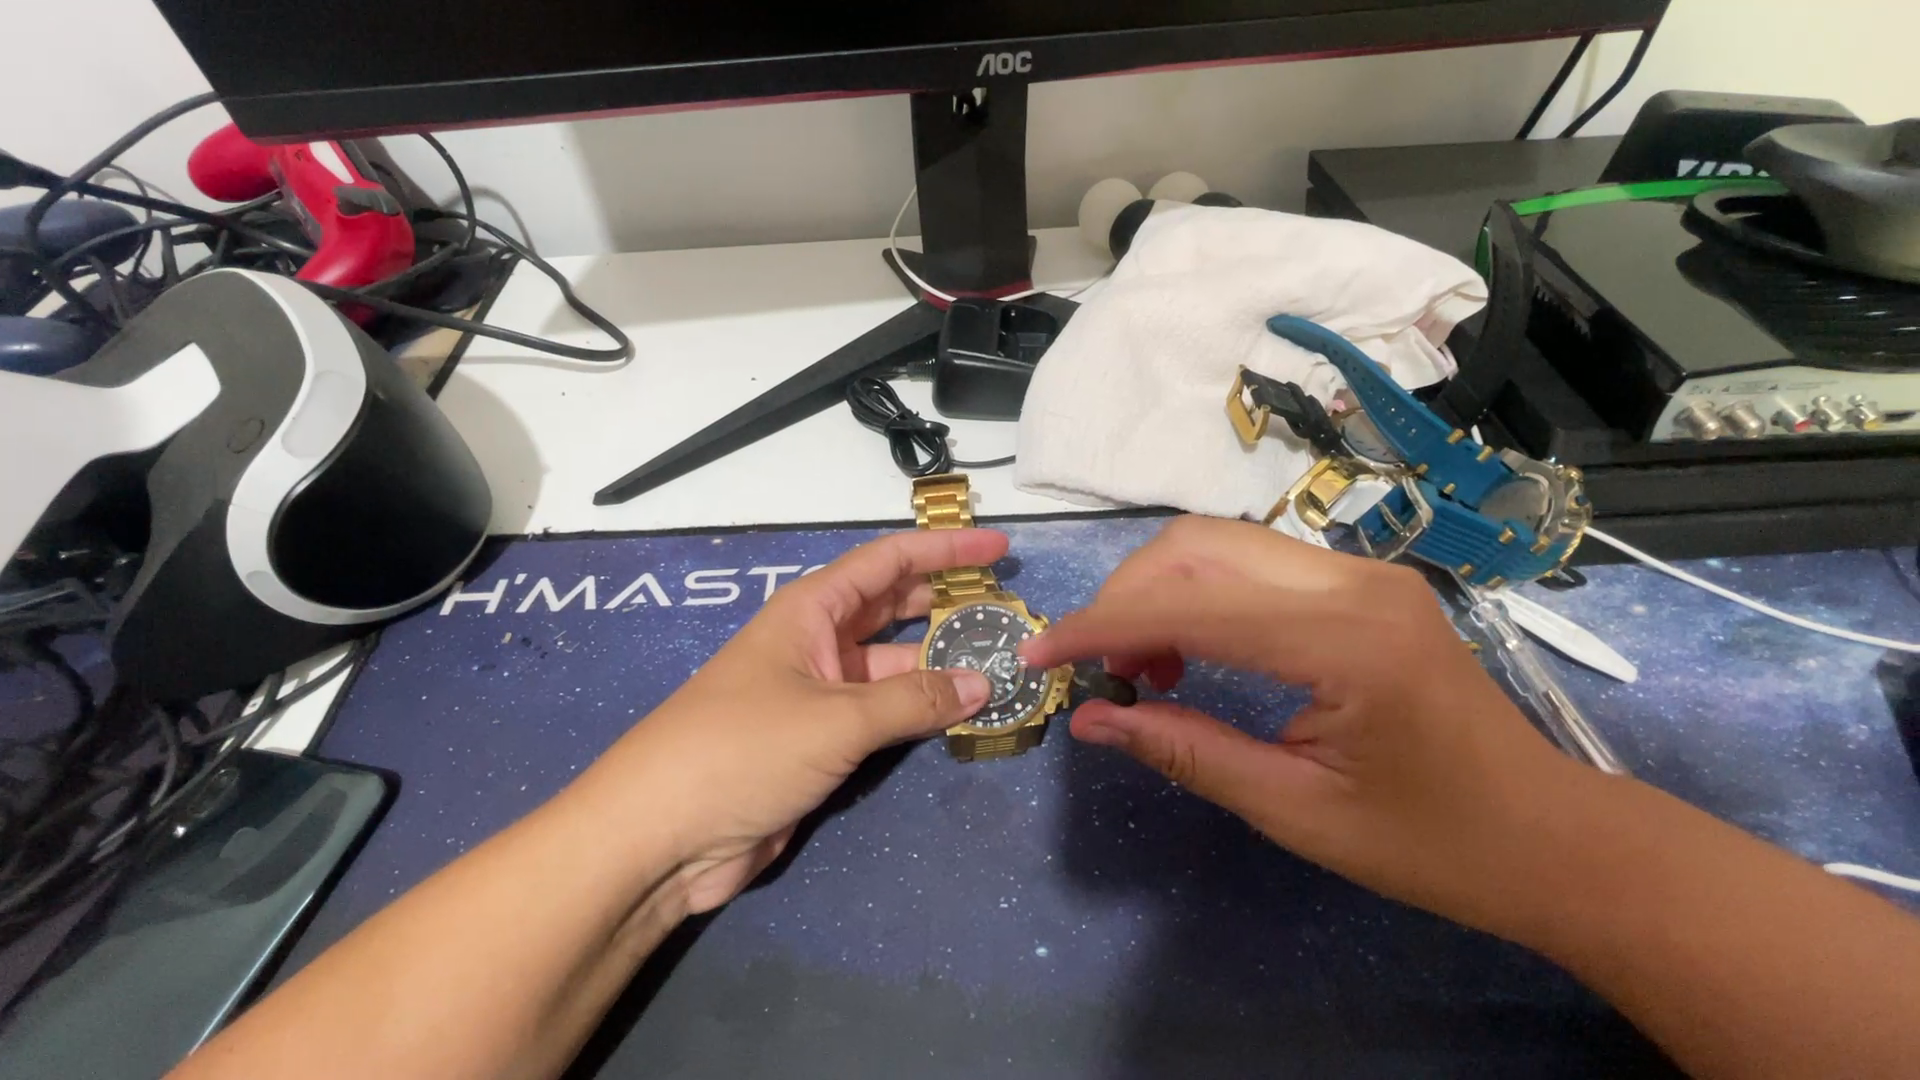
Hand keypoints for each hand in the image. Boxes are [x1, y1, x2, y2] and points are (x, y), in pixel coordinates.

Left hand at [580, 529, 1001, 913]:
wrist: (659, 838)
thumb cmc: (742, 751)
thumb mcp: (834, 719)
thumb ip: (914, 700)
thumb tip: (985, 683)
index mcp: (811, 611)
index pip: (888, 561)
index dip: (945, 549)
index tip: (1000, 547)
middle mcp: (817, 643)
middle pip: (895, 610)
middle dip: (949, 605)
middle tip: (1009, 611)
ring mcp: (820, 695)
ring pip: (894, 668)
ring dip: (943, 667)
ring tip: (1004, 667)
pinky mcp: (821, 744)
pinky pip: (884, 716)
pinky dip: (922, 713)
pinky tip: (965, 716)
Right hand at [1019, 516, 1584, 937]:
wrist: (1550, 834)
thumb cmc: (1432, 842)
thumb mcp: (1295, 811)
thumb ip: (1186, 751)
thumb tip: (1090, 721)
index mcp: (1346, 643)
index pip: (1191, 607)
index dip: (1101, 626)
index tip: (1039, 655)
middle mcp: (1354, 582)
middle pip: (1198, 547)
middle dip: (1124, 598)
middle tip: (1101, 670)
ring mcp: (1362, 573)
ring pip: (1220, 544)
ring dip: (1158, 592)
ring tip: (1144, 665)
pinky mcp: (1360, 583)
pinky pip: (1252, 564)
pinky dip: (1198, 595)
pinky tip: (1193, 649)